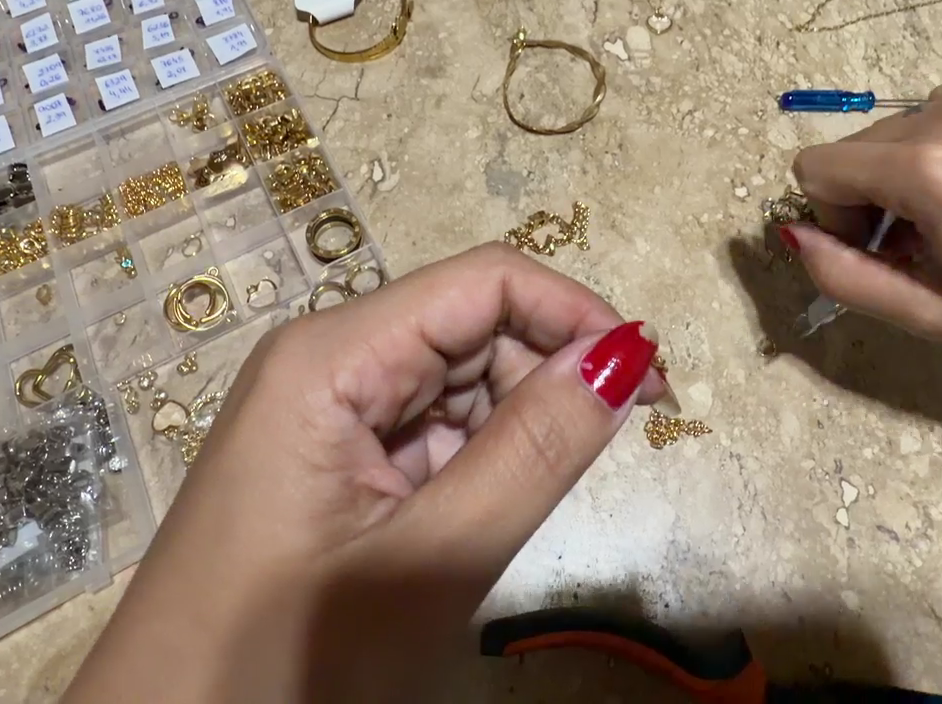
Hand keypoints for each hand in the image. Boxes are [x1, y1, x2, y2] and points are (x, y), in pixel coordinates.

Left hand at [62, 243, 664, 703]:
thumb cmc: (293, 659)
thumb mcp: (434, 558)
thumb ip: (535, 450)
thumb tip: (625, 354)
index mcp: (333, 353)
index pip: (483, 281)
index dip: (574, 312)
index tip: (648, 377)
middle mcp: (328, 356)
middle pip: (470, 324)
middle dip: (546, 372)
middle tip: (607, 447)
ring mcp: (327, 403)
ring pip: (455, 376)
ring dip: (512, 422)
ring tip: (522, 500)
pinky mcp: (333, 449)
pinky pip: (429, 424)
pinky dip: (475, 454)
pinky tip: (476, 509)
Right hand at [781, 73, 941, 380]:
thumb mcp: (936, 317)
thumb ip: (843, 277)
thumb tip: (793, 236)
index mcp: (930, 167)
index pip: (816, 166)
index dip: (834, 215)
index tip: (888, 249)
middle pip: (864, 142)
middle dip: (877, 192)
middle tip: (935, 242)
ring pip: (916, 120)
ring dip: (924, 164)